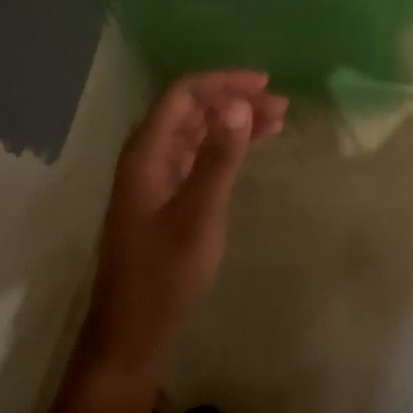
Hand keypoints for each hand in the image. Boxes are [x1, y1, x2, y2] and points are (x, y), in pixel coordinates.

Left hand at [80, 70, 287, 372]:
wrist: (132, 331)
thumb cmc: (165, 273)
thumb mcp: (200, 215)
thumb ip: (219, 158)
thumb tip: (239, 104)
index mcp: (146, 153)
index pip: (183, 95)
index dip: (223, 82)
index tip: (264, 84)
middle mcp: (146, 156)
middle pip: (191, 109)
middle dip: (234, 99)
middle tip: (280, 105)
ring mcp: (154, 177)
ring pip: (196, 130)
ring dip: (233, 120)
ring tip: (277, 120)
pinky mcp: (165, 196)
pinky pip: (197, 153)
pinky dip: (226, 143)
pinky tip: (251, 146)